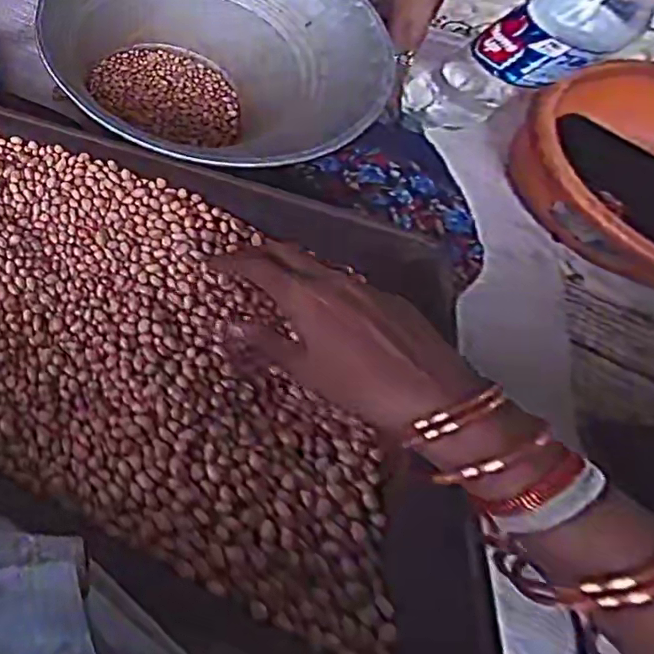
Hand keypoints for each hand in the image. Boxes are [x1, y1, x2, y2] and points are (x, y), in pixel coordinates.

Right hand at [211, 239, 485, 437]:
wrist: (441, 402)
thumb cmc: (361, 389)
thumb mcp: (305, 369)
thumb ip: (266, 342)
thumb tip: (231, 326)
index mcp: (303, 296)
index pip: (256, 265)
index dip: (229, 261)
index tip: (212, 263)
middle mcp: (330, 281)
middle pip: (285, 250)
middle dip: (258, 252)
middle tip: (240, 262)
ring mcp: (363, 286)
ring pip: (316, 263)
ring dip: (292, 265)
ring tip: (280, 280)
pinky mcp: (390, 298)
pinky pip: (346, 280)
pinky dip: (324, 282)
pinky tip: (329, 305)